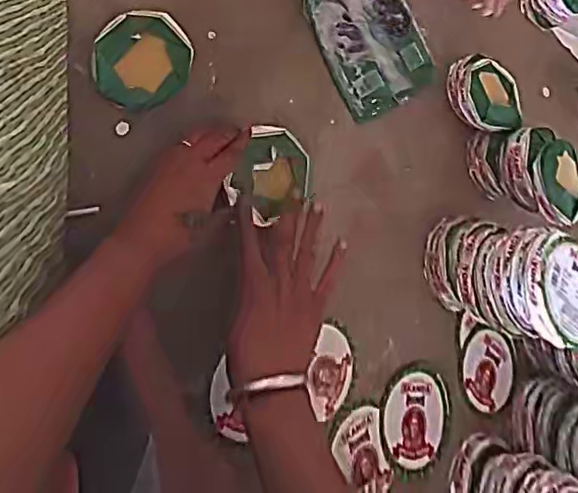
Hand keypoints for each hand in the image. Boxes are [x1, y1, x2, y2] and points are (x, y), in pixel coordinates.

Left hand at [118, 125, 248, 264]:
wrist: (140, 238)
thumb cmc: (176, 236)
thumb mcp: (208, 223)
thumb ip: (221, 205)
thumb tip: (227, 198)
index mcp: (208, 175)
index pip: (230, 153)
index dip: (242, 142)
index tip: (248, 134)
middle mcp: (191, 161)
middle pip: (214, 137)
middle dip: (228, 133)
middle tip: (237, 131)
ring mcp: (173, 159)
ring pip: (196, 135)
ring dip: (210, 133)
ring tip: (217, 135)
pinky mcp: (158, 163)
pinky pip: (181, 143)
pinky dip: (193, 140)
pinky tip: (193, 147)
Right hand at [230, 200, 345, 385]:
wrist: (273, 389)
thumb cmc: (245, 359)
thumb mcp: (234, 321)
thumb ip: (243, 293)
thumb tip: (247, 276)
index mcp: (255, 284)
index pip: (249, 243)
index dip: (248, 218)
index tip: (247, 196)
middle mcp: (280, 281)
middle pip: (284, 239)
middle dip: (287, 211)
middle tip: (294, 188)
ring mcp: (301, 292)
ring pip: (308, 252)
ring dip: (313, 227)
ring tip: (317, 204)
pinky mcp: (316, 307)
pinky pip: (328, 279)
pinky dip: (336, 261)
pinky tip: (343, 243)